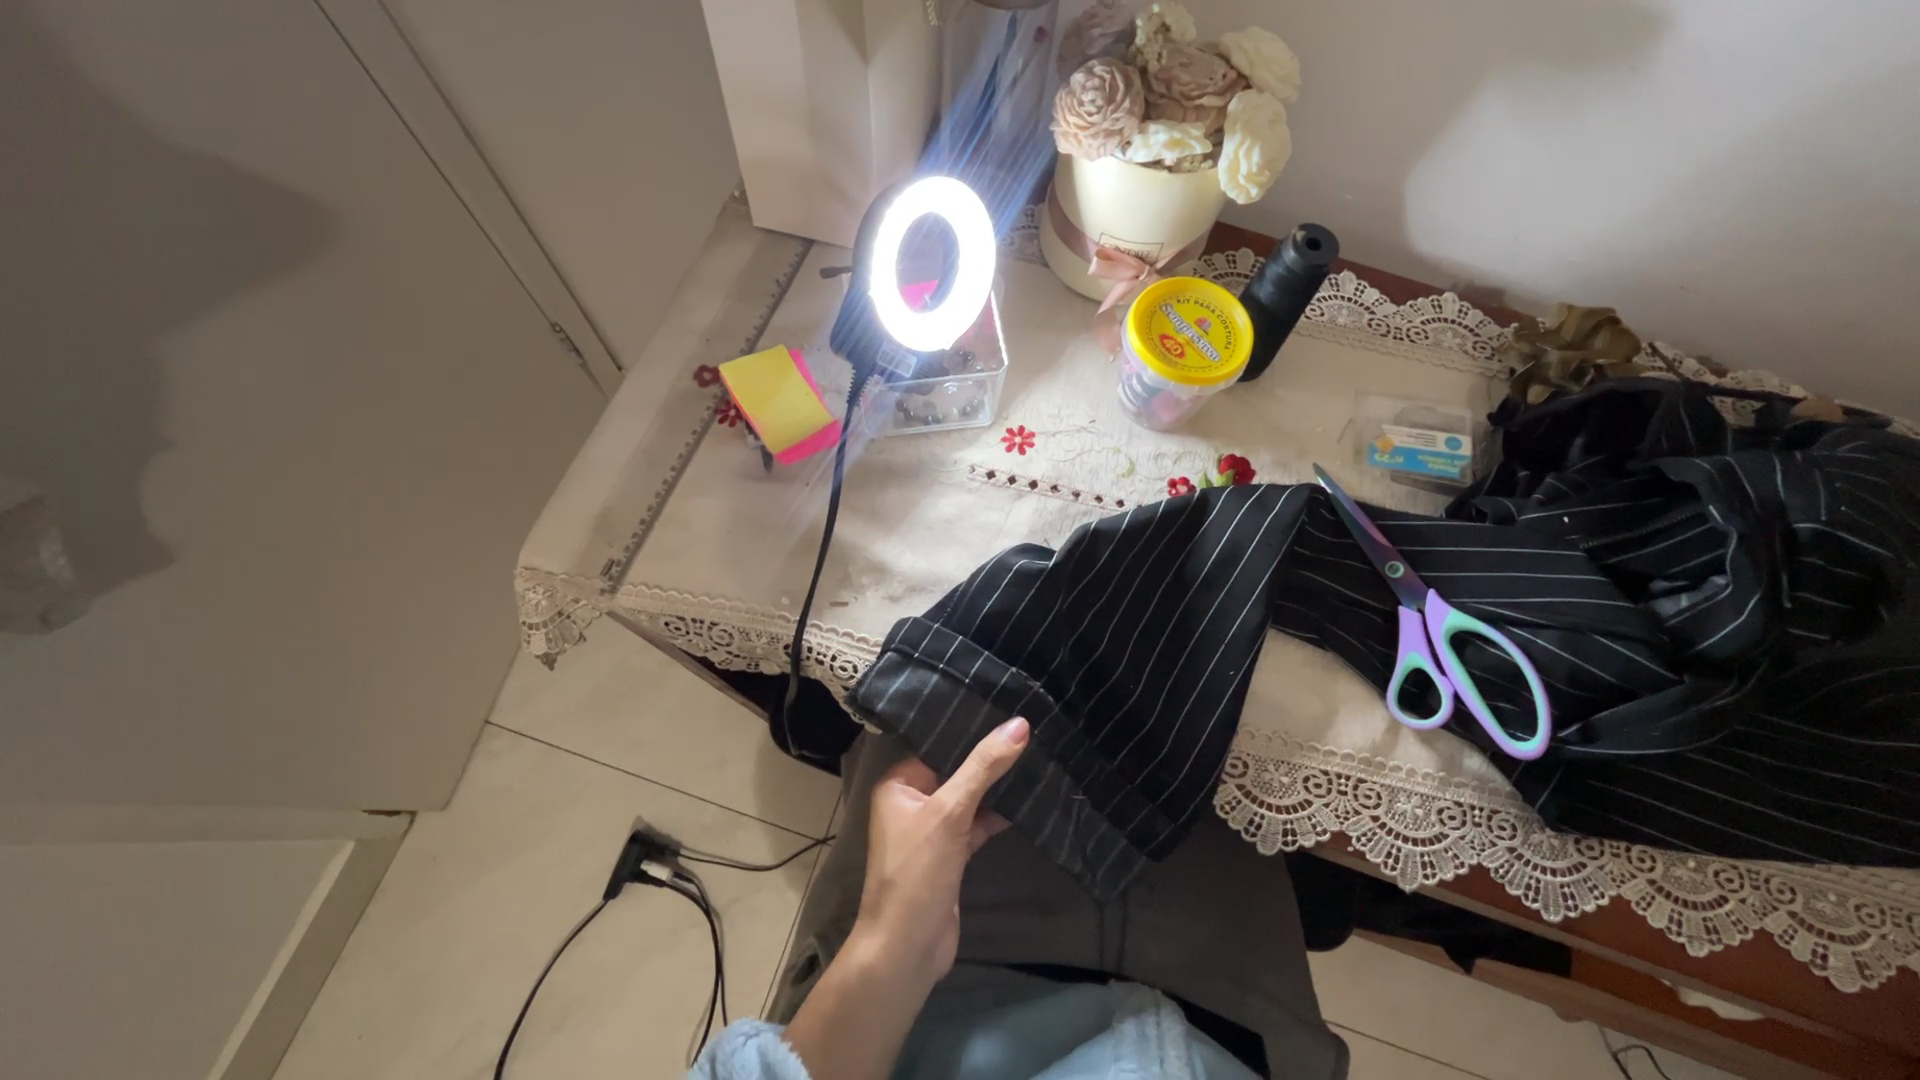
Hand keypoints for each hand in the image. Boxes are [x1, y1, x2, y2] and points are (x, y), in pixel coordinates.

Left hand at [780, 721, 1029, 1079]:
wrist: (907, 949)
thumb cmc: (917, 872)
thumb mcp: (950, 812)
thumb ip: (984, 767)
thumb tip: (1019, 724)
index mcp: (899, 783)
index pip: (936, 743)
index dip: (969, 727)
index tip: (1007, 705)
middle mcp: (911, 801)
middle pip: (955, 769)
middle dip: (988, 756)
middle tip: (1031, 727)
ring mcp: (931, 830)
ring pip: (969, 797)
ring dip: (997, 785)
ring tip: (1037, 754)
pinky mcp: (950, 855)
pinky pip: (977, 824)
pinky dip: (998, 815)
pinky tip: (1029, 800)